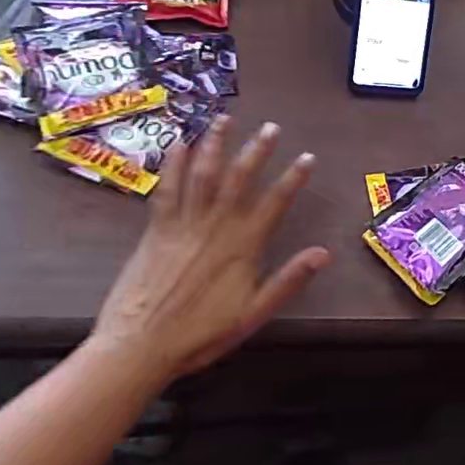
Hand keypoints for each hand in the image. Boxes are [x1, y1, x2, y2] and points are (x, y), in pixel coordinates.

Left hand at [89, 117, 329, 382]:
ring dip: (216, 145)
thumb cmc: (200, 334)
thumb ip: (288, 280)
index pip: (276, 202)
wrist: (140, 345)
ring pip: (204, 174)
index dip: (293, 178)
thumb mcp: (252, 314)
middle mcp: (217, 225)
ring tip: (225, 119)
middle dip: (258, 150)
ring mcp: (185, 223)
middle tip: (271, 127)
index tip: (307, 157)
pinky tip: (178, 143)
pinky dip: (173, 164)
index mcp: (244, 246)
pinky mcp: (157, 228)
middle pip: (240, 178)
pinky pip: (167, 188)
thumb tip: (324, 253)